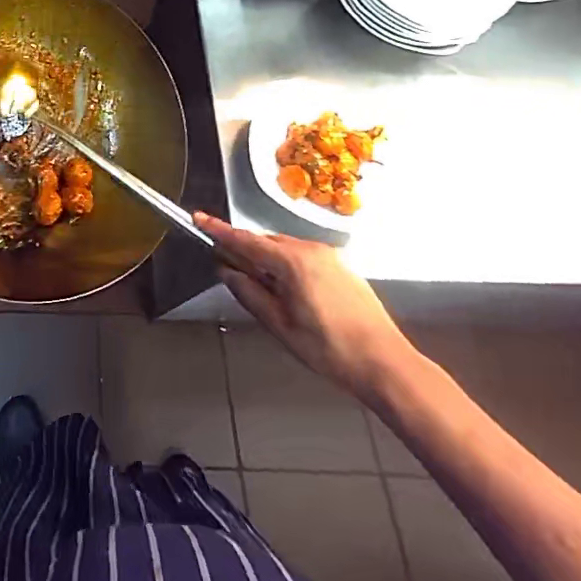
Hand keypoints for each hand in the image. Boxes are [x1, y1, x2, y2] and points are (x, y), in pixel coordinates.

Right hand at [196, 212, 415, 397]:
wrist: (382, 361)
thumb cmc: (329, 349)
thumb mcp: (279, 325)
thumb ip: (249, 293)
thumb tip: (226, 272)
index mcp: (292, 262)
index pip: (246, 241)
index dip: (219, 231)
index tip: (199, 218)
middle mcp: (312, 250)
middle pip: (266, 243)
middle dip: (244, 252)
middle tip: (227, 270)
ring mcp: (329, 257)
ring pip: (285, 250)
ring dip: (267, 262)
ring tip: (262, 292)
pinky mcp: (340, 267)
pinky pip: (303, 258)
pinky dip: (287, 268)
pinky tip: (287, 293)